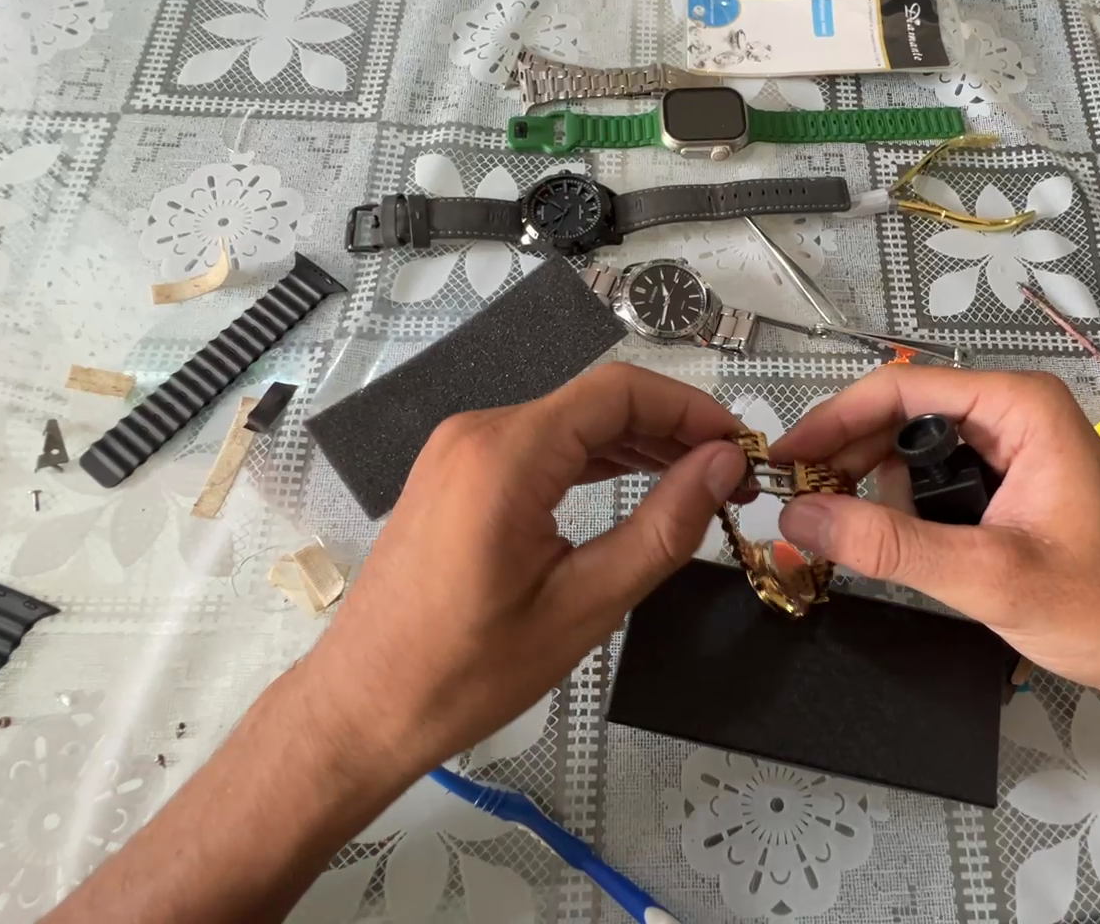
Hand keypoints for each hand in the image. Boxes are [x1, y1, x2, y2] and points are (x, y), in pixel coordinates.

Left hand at [302, 363, 745, 783]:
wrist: (360, 708)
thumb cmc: (470, 670)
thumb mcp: (585, 604)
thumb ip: (664, 526)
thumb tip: (724, 463)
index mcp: (507, 453)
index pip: (619, 391)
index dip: (689, 408)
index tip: (739, 445)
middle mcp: (479, 431)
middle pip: (597, 402)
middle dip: (670, 429)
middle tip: (728, 475)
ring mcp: (461, 448)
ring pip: (570, 420)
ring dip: (636, 442)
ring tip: (695, 480)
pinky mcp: (456, 471)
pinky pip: (540, 444)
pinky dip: (593, 456)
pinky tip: (634, 478)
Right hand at [771, 365, 1099, 705]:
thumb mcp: (988, 576)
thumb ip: (888, 545)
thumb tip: (798, 515)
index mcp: (1019, 406)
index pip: (901, 389)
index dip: (833, 420)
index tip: (785, 460)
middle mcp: (1011, 413)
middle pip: (899, 414)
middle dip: (847, 456)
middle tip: (803, 504)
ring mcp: (1009, 447)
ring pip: (910, 447)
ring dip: (870, 484)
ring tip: (842, 529)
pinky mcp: (1004, 481)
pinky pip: (931, 477)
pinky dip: (898, 504)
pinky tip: (883, 537)